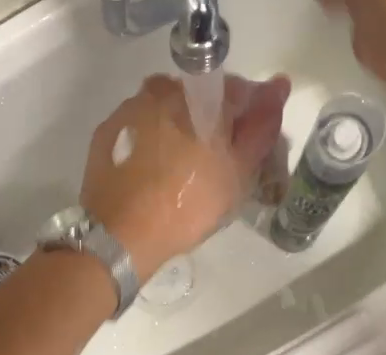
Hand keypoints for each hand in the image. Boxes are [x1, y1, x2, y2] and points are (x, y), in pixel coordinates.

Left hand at [81, 74, 289, 278]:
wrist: (120, 236)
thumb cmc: (186, 206)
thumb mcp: (236, 175)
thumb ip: (260, 129)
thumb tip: (278, 87)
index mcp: (201, 94)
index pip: (236, 91)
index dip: (246, 119)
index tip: (246, 147)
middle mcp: (164, 88)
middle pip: (199, 99)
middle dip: (211, 124)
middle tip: (214, 164)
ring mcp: (130, 108)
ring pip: (167, 112)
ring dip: (179, 131)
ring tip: (182, 172)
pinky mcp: (107, 131)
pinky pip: (140, 129)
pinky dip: (151, 143)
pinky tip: (153, 174)